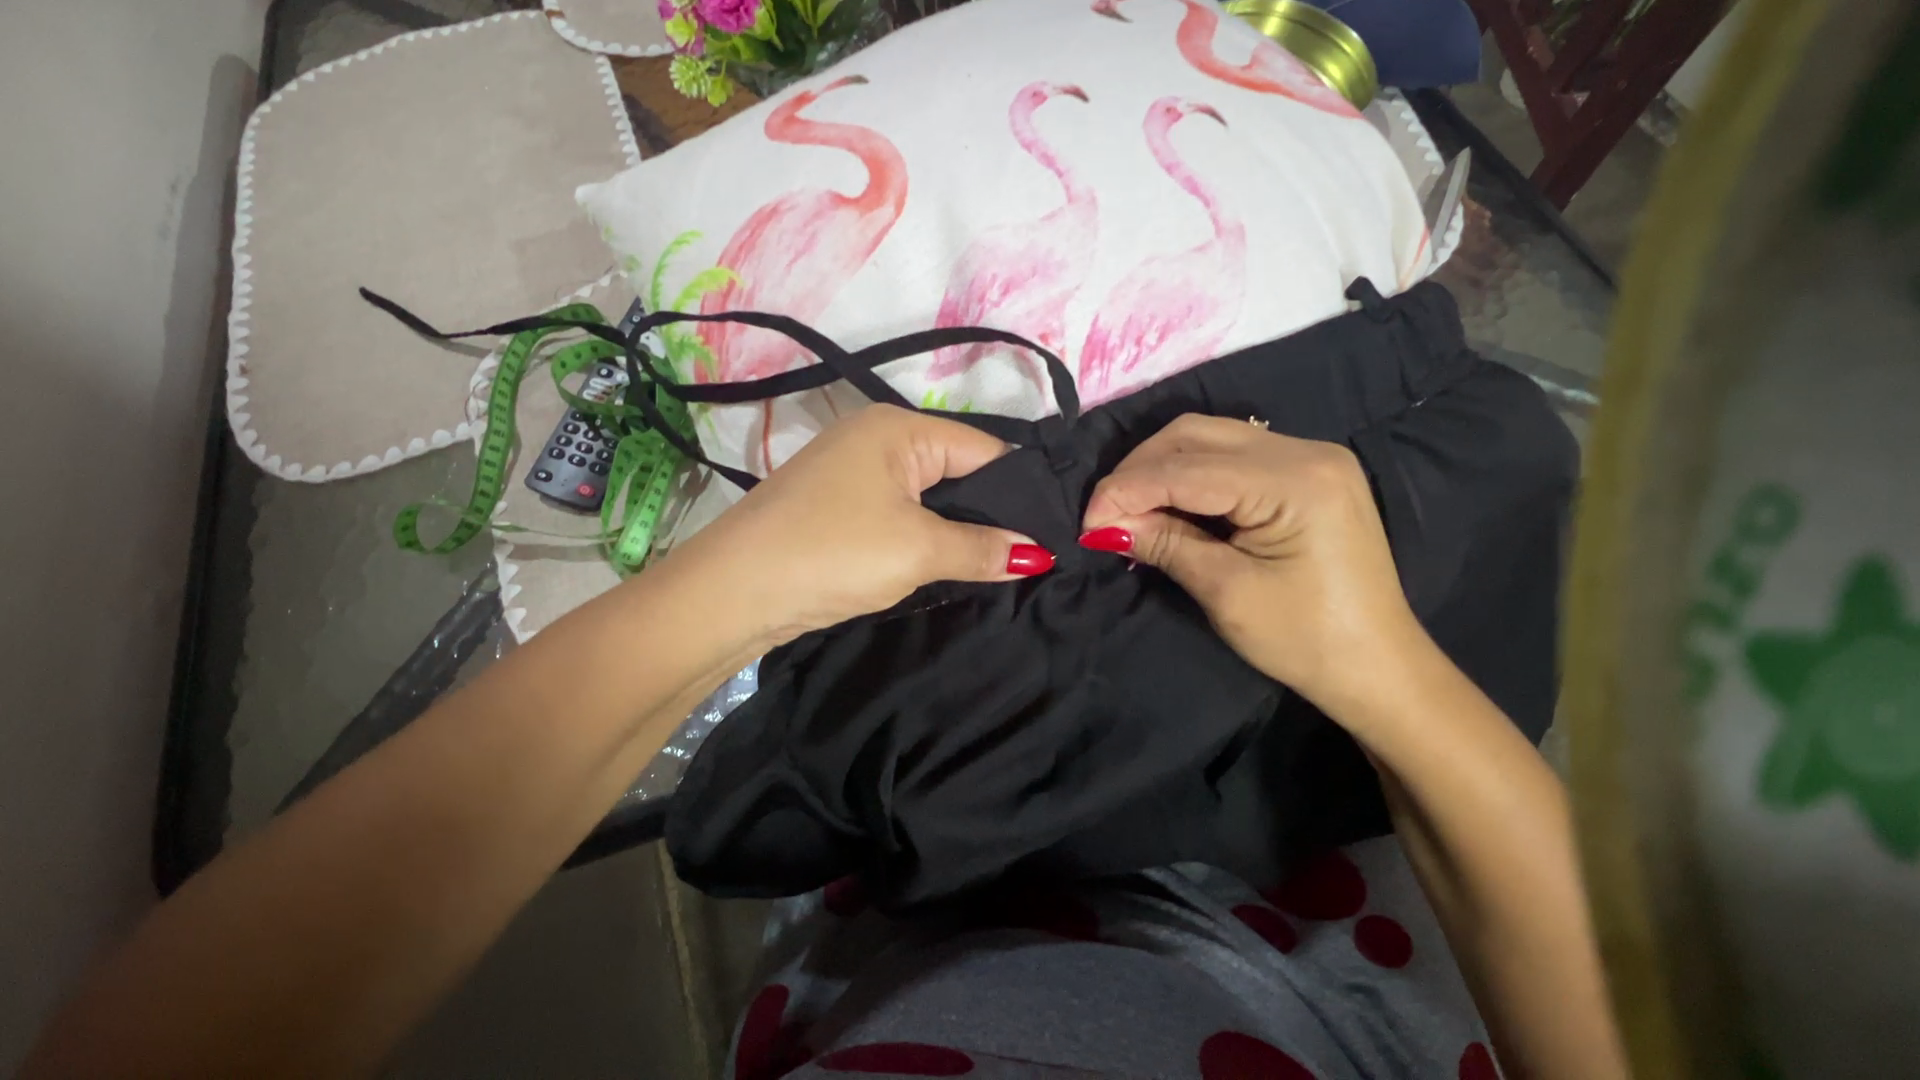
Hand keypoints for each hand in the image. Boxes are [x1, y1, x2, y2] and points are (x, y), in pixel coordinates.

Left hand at [666, 405, 1053, 646]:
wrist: (733, 591)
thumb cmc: (833, 553)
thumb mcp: (918, 551)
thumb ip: (983, 549)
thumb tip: (1037, 554)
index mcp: (900, 428)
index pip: (986, 449)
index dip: (1024, 492)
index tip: (1058, 534)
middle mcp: (877, 437)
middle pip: (958, 470)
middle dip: (993, 513)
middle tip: (1036, 556)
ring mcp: (854, 471)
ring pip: (929, 497)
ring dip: (959, 529)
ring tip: (1003, 565)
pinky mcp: (838, 506)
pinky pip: (901, 513)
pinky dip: (926, 537)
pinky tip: (950, 565)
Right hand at [1079, 414, 1424, 711]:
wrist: (1378, 667)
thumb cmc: (1305, 640)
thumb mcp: (1227, 592)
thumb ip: (1166, 543)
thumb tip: (1105, 523)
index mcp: (1295, 481)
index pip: (1187, 468)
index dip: (1127, 489)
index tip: (1086, 522)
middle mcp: (1307, 450)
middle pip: (1198, 434)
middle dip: (1141, 469)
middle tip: (1105, 513)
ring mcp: (1314, 457)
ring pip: (1214, 438)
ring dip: (1164, 468)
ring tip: (1131, 510)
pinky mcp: (1311, 473)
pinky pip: (1236, 456)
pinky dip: (1194, 475)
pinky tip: (1171, 504)